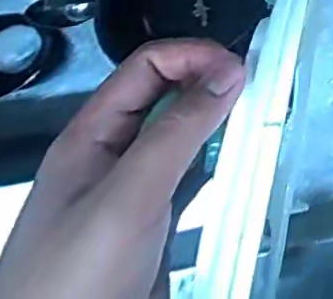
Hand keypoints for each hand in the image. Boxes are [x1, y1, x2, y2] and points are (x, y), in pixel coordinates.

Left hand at [0, 38, 245, 298]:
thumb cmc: (76, 282)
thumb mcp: (128, 199)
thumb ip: (179, 129)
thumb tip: (231, 68)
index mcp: (92, 133)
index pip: (149, 63)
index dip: (195, 57)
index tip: (240, 73)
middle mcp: (110, 153)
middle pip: (166, 93)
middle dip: (210, 86)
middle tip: (256, 97)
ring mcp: (127, 192)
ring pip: (179, 135)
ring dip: (216, 124)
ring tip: (255, 127)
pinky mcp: (145, 226)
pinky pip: (184, 177)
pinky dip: (213, 165)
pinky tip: (236, 174)